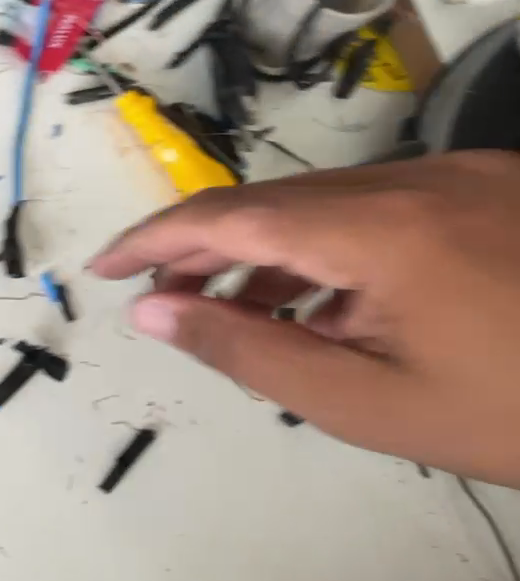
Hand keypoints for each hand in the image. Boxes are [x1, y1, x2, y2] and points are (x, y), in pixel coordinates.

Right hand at [89, 151, 519, 486]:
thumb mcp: (361, 401)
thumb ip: (240, 349)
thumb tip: (148, 309)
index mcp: (380, 231)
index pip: (221, 217)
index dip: (146, 240)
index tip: (100, 271)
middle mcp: (418, 183)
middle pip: (262, 202)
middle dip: (192, 246)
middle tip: (155, 297)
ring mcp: (467, 180)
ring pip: (312, 201)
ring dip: (252, 248)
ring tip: (229, 306)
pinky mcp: (498, 191)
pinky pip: (371, 206)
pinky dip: (315, 246)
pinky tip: (316, 298)